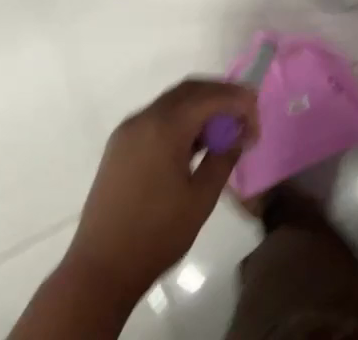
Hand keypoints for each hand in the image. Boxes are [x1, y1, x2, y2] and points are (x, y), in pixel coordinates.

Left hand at [64, 79, 259, 298]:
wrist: (101, 267)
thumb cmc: (157, 234)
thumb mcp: (201, 197)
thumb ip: (224, 157)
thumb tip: (239, 134)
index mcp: (164, 127)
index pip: (211, 96)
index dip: (240, 103)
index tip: (256, 127)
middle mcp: (143, 118)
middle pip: (190, 89)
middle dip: (222, 96)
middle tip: (246, 118)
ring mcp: (128, 130)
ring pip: (172, 101)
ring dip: (202, 107)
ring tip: (225, 132)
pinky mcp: (120, 145)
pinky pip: (157, 117)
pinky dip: (182, 119)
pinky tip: (196, 144)